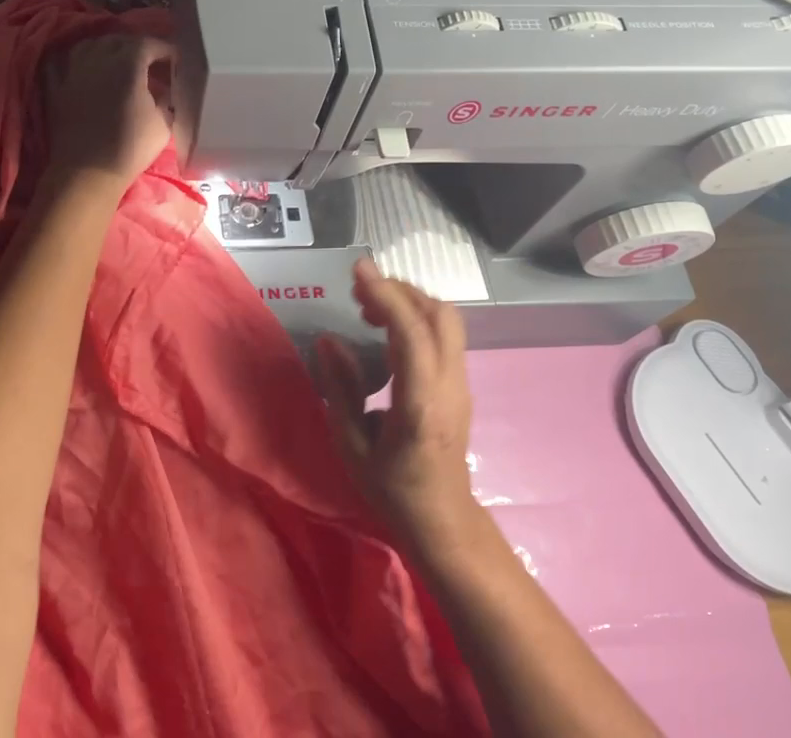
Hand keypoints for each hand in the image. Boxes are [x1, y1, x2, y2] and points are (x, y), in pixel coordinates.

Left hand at [43, 34, 174, 191]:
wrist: (88, 173)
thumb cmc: (130, 148)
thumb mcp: (164, 122)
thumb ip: (166, 97)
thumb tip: (165, 89)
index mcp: (128, 63)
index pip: (150, 43)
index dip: (165, 50)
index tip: (175, 62)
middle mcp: (98, 58)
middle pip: (119, 40)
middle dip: (137, 47)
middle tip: (149, 63)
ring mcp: (72, 70)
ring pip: (89, 45)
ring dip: (106, 49)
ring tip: (116, 62)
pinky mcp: (55, 88)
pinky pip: (60, 62)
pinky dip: (73, 60)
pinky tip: (81, 67)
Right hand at [312, 257, 476, 549]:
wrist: (443, 520)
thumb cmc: (391, 491)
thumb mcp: (352, 446)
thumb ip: (342, 390)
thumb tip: (329, 340)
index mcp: (421, 404)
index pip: (412, 333)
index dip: (387, 295)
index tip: (358, 270)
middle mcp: (449, 386)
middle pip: (440, 315)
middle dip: (400, 290)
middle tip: (359, 290)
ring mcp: (461, 385)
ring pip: (447, 322)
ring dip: (410, 301)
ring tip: (369, 306)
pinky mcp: (460, 386)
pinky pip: (444, 337)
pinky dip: (417, 318)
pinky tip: (387, 329)